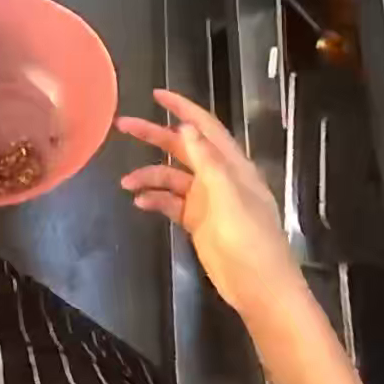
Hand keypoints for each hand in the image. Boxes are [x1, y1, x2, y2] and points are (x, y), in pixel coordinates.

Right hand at [117, 89, 296, 322]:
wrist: (260, 288)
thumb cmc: (249, 239)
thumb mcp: (227, 196)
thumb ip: (206, 161)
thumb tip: (185, 127)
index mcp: (231, 166)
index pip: (205, 127)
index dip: (182, 108)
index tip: (156, 94)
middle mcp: (218, 177)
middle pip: (181, 147)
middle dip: (153, 136)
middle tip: (122, 126)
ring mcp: (206, 199)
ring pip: (170, 176)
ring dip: (148, 176)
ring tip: (126, 183)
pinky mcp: (197, 221)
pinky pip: (169, 202)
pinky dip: (154, 199)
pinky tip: (139, 203)